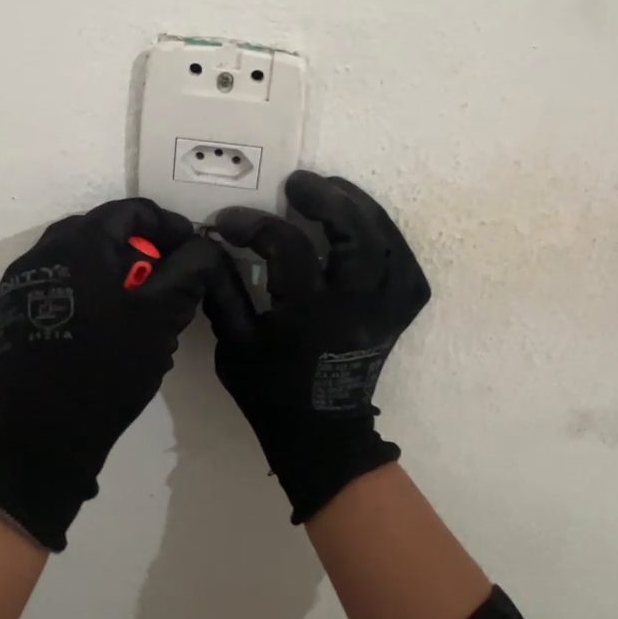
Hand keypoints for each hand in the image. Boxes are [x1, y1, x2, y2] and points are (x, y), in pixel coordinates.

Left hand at [0, 198, 215, 550]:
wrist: (37, 436)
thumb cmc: (105, 368)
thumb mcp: (161, 317)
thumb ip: (189, 271)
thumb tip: (202, 245)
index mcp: (78, 242)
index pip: (132, 210)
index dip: (169, 227)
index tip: (191, 255)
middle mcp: (41, 251)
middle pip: (101, 232)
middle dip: (139, 251)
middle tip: (165, 285)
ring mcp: (18, 283)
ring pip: (76, 261)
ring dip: (110, 273)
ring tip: (135, 311)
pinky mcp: (6, 314)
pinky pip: (54, 287)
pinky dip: (83, 294)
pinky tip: (98, 330)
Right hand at [204, 171, 430, 523]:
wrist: (322, 435)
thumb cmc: (271, 393)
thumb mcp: (234, 346)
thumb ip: (222, 292)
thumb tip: (211, 244)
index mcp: (310, 315)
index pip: (286, 247)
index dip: (253, 224)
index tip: (228, 221)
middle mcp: (355, 307)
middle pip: (355, 235)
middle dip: (326, 199)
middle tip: (297, 183)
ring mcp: (384, 310)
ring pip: (387, 242)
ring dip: (360, 208)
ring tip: (333, 190)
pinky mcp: (398, 315)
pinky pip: (406, 266)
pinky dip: (389, 238)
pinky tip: (367, 223)